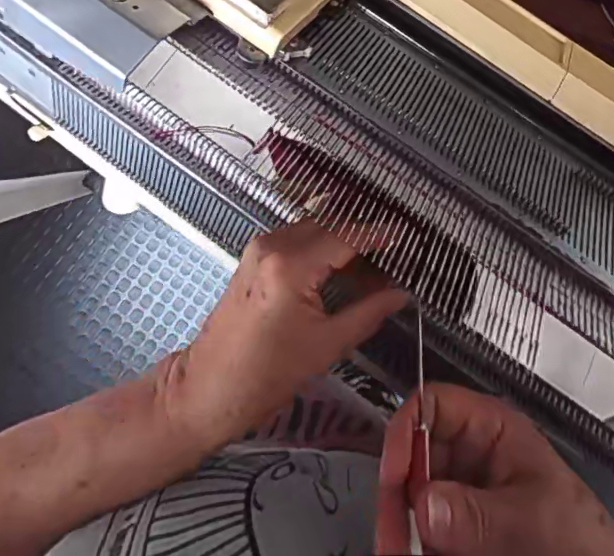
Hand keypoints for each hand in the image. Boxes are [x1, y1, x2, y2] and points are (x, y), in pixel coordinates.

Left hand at [155, 221, 408, 449]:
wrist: (210, 387)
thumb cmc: (268, 375)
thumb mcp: (327, 345)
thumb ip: (368, 312)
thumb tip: (400, 295)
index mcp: (291, 265)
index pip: (344, 237)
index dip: (377, 235)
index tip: (403, 237)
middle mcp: (273, 245)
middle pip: (328, 226)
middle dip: (360, 238)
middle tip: (391, 258)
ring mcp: (259, 247)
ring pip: (311, 230)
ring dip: (339, 242)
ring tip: (370, 268)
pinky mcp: (253, 256)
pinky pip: (294, 240)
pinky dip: (318, 248)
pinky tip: (339, 270)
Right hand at [376, 383, 613, 555]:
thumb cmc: (588, 542)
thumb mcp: (534, 520)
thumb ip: (479, 513)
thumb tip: (425, 503)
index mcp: (491, 430)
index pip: (431, 405)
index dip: (406, 431)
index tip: (395, 475)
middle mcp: (471, 456)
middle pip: (414, 457)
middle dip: (399, 496)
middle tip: (392, 534)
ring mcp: (465, 494)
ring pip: (415, 498)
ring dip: (402, 527)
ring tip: (399, 549)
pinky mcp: (462, 529)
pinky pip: (427, 528)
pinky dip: (417, 542)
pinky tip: (412, 551)